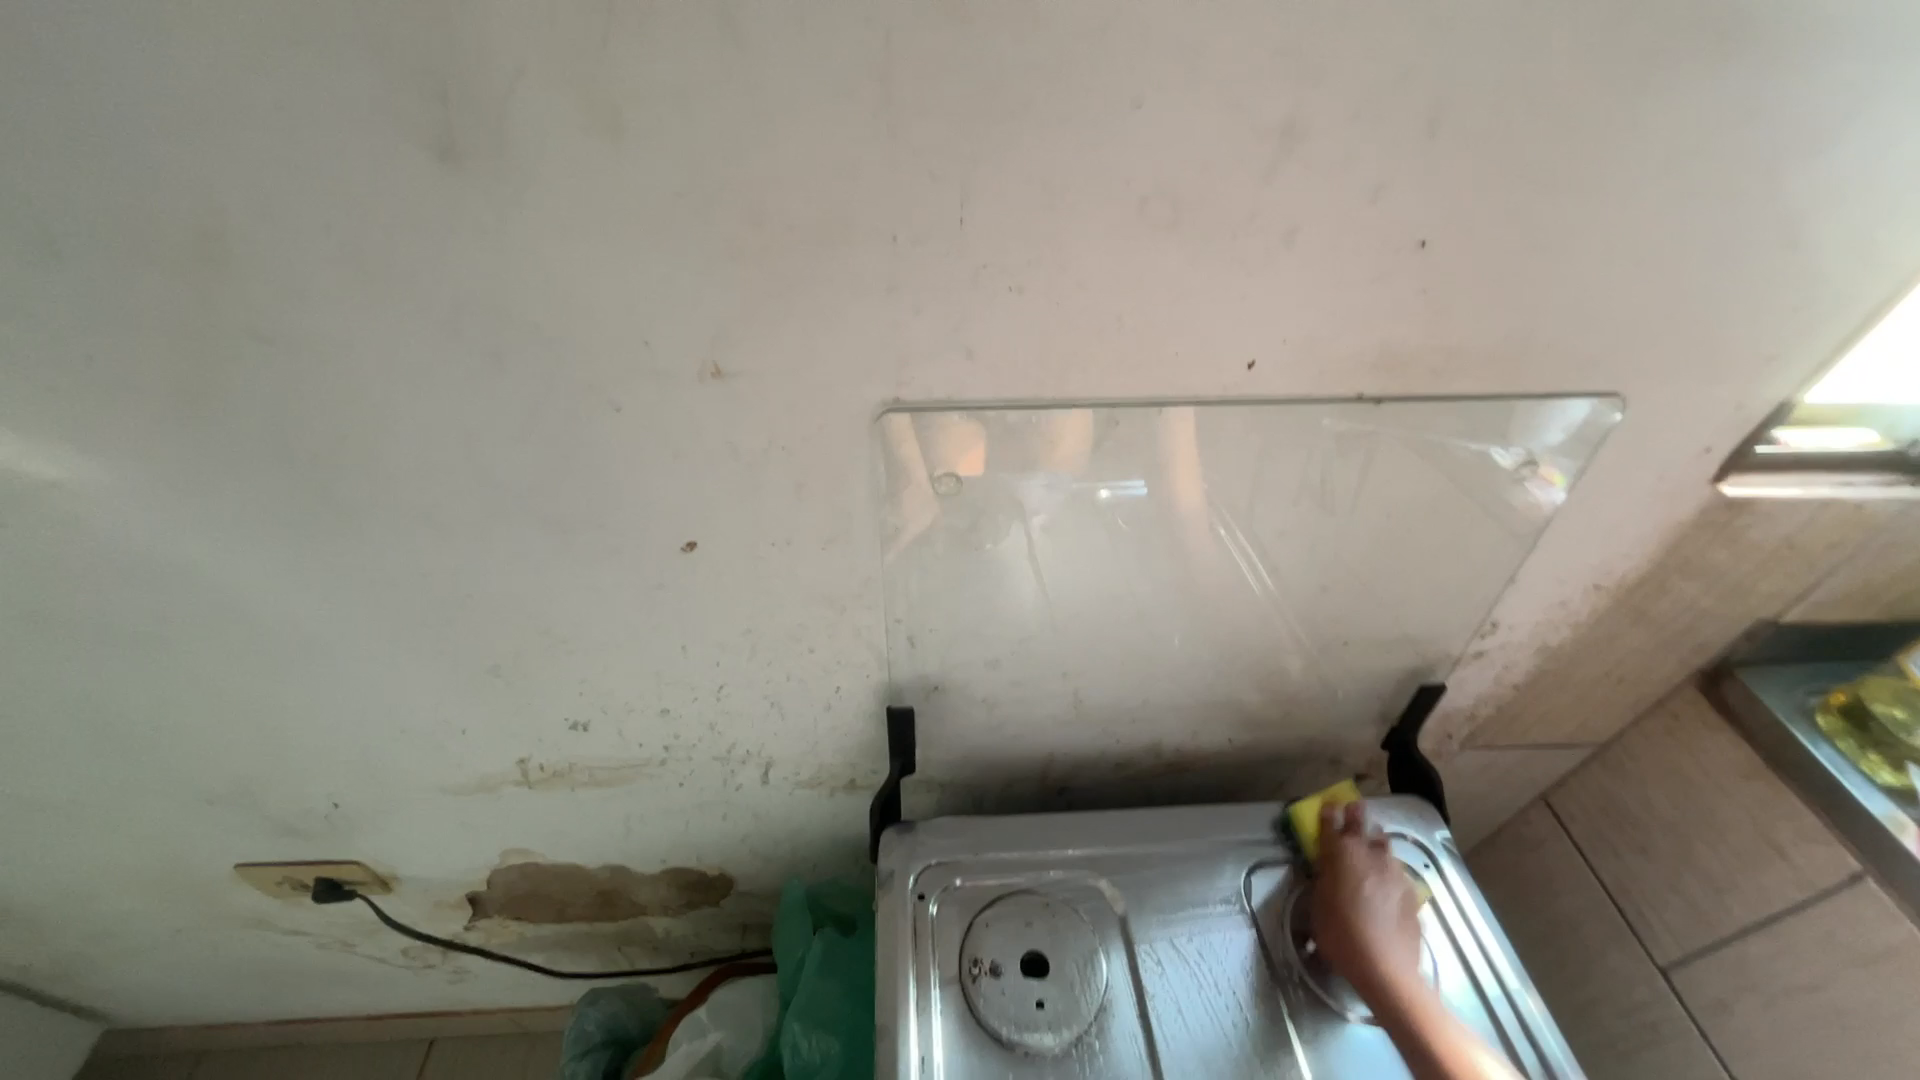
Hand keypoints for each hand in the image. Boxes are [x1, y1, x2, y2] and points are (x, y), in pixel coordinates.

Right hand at [1309, 801, 1422, 1001]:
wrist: (1386, 969)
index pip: (1332, 823)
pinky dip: (1389, 868)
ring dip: (1376, 839)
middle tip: (1353, 808)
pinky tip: (1387, 881)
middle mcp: (1369, 856)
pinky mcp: (1411, 892)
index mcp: (1340, 855)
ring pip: (1385, 845)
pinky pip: (1397, 871)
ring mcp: (1394, 872)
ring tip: (1372, 843)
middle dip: (1356, 815)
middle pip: (1363, 825)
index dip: (1329, 812)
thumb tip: (1325, 869)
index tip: (1329, 804)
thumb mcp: (1317, 905)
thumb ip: (1322, 879)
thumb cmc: (1340, 935)